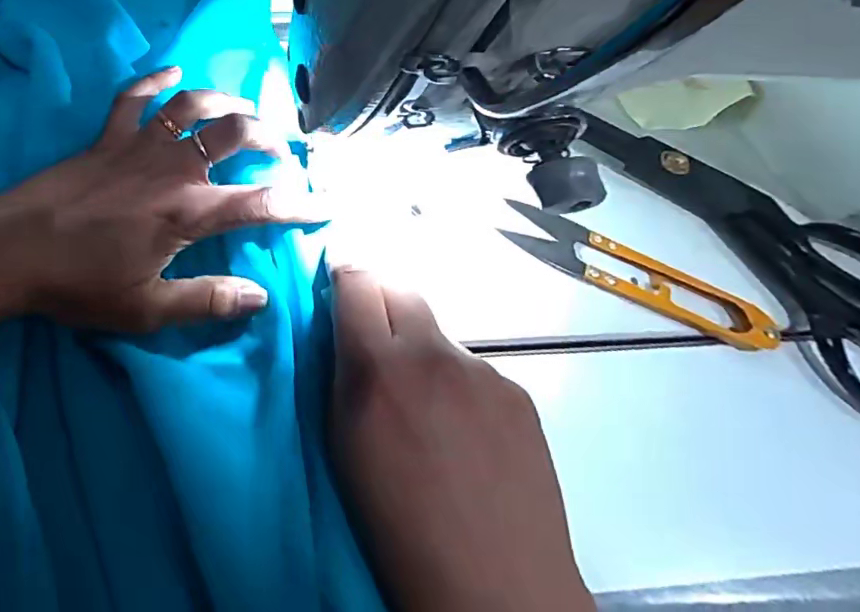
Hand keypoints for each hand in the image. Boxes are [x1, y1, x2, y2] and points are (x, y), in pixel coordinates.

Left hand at [0, 65, 319, 330]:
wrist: (10, 250)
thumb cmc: (79, 284)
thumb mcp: (145, 308)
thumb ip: (206, 301)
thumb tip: (260, 297)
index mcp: (187, 212)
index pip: (258, 204)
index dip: (297, 204)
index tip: (323, 205)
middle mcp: (171, 168)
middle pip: (234, 133)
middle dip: (268, 135)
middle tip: (282, 148)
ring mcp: (138, 146)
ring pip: (192, 105)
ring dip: (224, 101)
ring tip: (241, 109)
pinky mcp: (106, 137)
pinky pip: (134, 97)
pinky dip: (155, 81)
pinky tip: (172, 75)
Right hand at [331, 268, 591, 611]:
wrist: (495, 589)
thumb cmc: (398, 531)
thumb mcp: (343, 446)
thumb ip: (343, 374)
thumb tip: (344, 331)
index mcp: (377, 370)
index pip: (358, 280)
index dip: (346, 279)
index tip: (342, 289)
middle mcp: (432, 356)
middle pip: (401, 288)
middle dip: (383, 303)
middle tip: (379, 343)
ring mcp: (481, 372)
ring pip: (440, 337)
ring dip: (425, 355)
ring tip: (430, 414)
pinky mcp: (517, 392)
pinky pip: (476, 372)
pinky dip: (463, 389)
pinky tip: (469, 438)